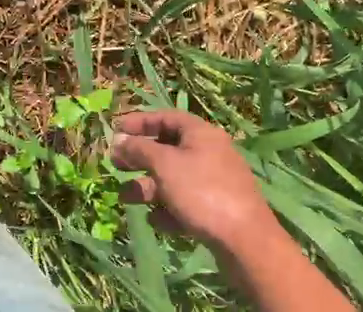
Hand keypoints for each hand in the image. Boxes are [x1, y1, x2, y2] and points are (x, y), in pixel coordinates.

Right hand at [110, 110, 278, 247]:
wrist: (248, 244)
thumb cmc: (202, 192)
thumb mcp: (163, 164)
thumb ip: (137, 148)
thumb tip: (118, 139)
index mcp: (201, 134)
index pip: (165, 117)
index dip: (138, 121)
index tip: (115, 129)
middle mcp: (210, 154)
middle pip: (166, 149)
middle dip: (138, 158)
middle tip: (115, 164)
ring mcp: (215, 183)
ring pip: (173, 179)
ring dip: (147, 187)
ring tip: (126, 199)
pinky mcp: (218, 210)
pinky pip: (186, 202)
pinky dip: (168, 209)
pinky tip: (156, 221)